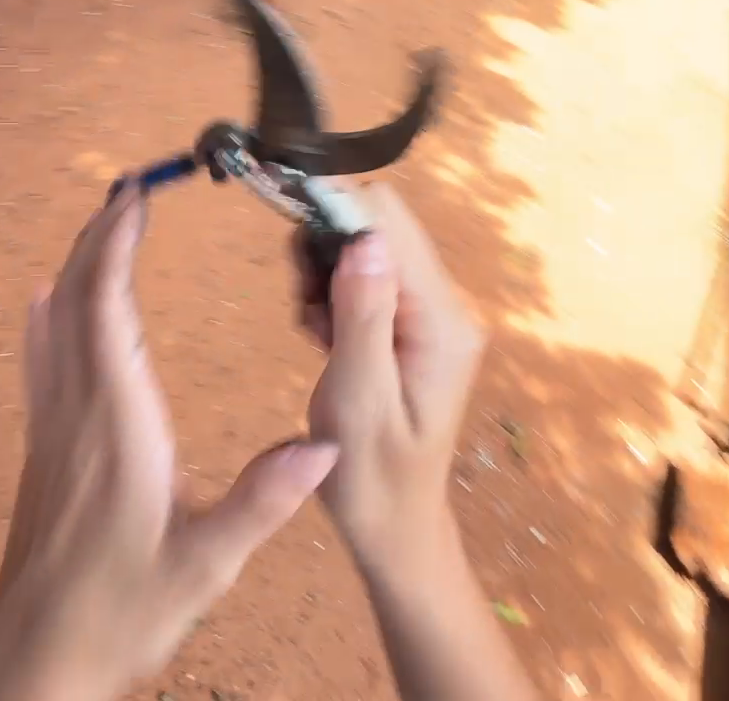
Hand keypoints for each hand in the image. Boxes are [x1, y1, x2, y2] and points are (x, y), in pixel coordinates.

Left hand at [0, 186, 339, 700]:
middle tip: (127, 193)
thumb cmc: (121, 609)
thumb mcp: (206, 565)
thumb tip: (325, 447)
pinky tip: (45, 296)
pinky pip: (39, 356)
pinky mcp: (42, 439)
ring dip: (76, 265)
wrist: (39, 652)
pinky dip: (46, 313)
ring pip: (53, 320)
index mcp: (119, 422)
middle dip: (98, 239)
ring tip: (101, 226)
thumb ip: (262, 502)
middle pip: (76, 298)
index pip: (107, 310)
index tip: (133, 201)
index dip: (115, 247)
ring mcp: (52, 420)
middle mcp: (76, 406)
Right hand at [300, 184, 486, 575]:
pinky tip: (324, 334)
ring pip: (362, 244)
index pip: (388, 221)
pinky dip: (329, 291)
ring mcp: (428, 309)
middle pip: (375, 223)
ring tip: (314, 328)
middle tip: (304, 308)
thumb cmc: (371, 475)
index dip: (332, 207)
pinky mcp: (409, 318)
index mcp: (440, 319)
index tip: (284, 221)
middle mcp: (444, 301)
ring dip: (322, 272)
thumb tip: (364, 237)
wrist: (392, 521)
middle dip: (324, 246)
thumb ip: (364, 315)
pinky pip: (361, 274)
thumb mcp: (360, 399)